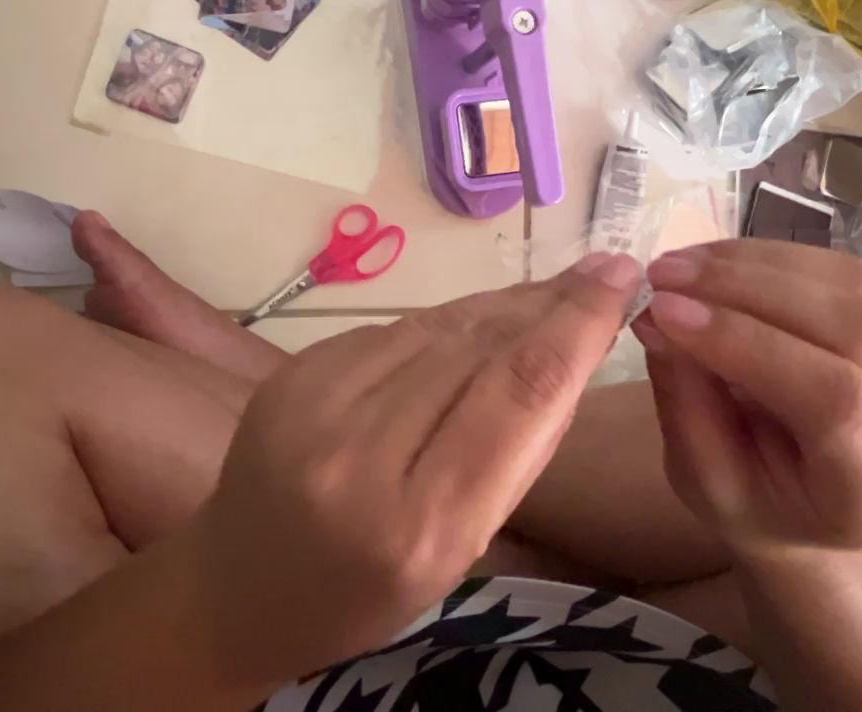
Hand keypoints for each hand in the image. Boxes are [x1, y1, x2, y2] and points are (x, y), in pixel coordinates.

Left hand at [176, 254, 643, 688]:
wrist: (242, 585)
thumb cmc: (372, 589)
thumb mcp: (464, 546)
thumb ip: (516, 451)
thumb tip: (568, 347)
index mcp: (422, 522)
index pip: (519, 393)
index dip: (577, 323)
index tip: (619, 278)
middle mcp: (362, 454)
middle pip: (481, 347)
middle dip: (549, 302)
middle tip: (600, 273)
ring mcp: (316, 404)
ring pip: (438, 326)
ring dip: (504, 302)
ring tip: (552, 288)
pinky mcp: (295, 371)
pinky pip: (395, 330)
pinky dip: (448, 320)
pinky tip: (480, 318)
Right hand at [633, 240, 861, 552]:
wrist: (801, 501)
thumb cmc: (750, 503)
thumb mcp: (702, 479)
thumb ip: (686, 402)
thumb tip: (658, 316)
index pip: (835, 402)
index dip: (747, 343)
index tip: (665, 311)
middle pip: (855, 330)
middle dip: (748, 289)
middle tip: (663, 276)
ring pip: (852, 289)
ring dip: (754, 264)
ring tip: (678, 265)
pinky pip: (839, 272)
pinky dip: (767, 256)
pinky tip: (711, 261)